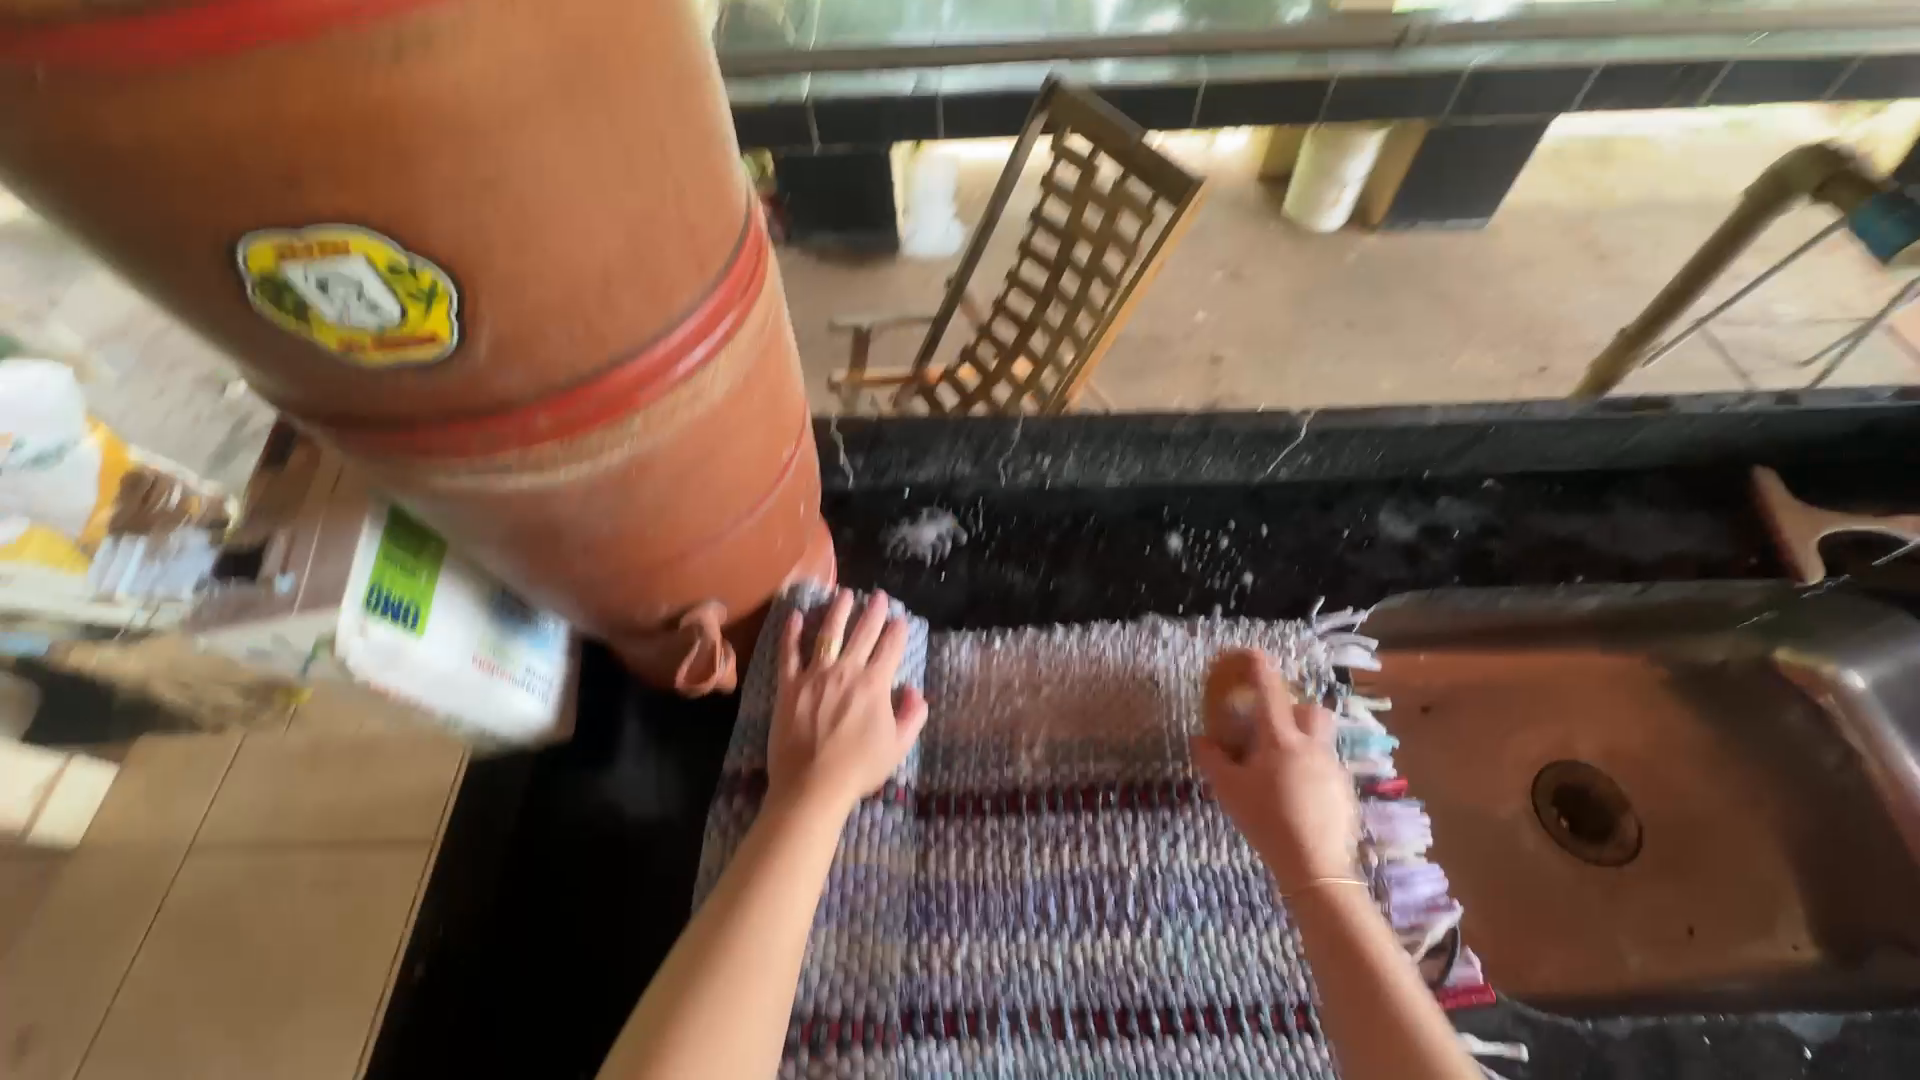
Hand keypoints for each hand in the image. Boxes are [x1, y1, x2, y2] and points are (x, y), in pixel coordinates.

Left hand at [768, 589, 928, 814]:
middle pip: (862, 633)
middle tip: (878, 595)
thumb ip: (913, 716)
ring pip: (827, 633)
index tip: (901, 619)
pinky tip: (794, 615)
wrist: (812, 785)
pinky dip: (791, 633)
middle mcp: (846, 671)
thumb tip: (916, 691)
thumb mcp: (898, 746)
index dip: (898, 631)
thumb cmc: (859, 769)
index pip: (890, 649)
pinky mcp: (789, 686)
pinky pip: (789, 653)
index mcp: (875, 685)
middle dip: (873, 612)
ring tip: (843, 594)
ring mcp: (815, 676)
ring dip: (837, 611)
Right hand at [1192, 648, 1359, 894]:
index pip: (1270, 693)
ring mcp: (1334, 770)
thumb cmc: (1265, 820)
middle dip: (1296, 710)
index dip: (1260, 670)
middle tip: (1274, 729)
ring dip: (1303, 743)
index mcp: (1280, 740)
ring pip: (1322, 741)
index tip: (1252, 652)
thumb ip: (1212, 759)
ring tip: (1281, 770)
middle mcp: (1312, 747)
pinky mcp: (1346, 793)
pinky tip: (1297, 799)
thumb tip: (1199, 738)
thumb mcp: (1228, 790)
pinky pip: (1328, 770)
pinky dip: (1312, 773)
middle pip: (1312, 711)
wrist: (1314, 864)